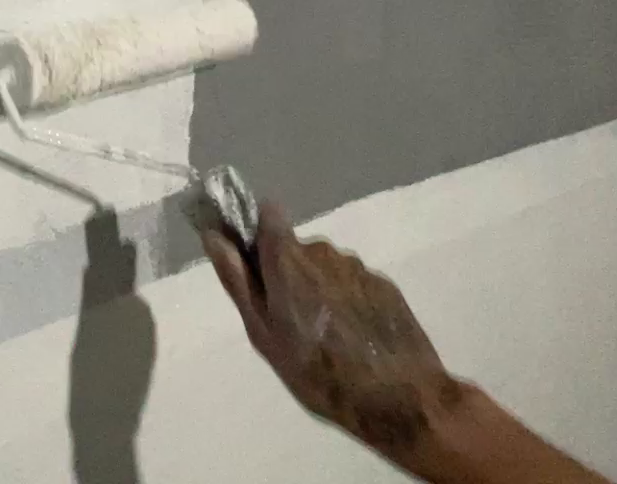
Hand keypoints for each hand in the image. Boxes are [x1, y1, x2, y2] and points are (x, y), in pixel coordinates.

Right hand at [201, 205, 464, 460]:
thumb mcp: (263, 333)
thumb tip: (213, 236)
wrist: (403, 402)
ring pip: (326, 268)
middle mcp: (322, 250)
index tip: (254, 260)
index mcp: (287, 258)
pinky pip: (355, 284)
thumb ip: (237, 280)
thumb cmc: (318, 370)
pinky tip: (357, 338)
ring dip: (320, 288)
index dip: (258, 230)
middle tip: (291, 318)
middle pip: (295, 248)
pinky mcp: (387, 287)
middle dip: (289, 273)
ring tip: (328, 335)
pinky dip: (350, 302)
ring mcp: (358, 268)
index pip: (268, 213)